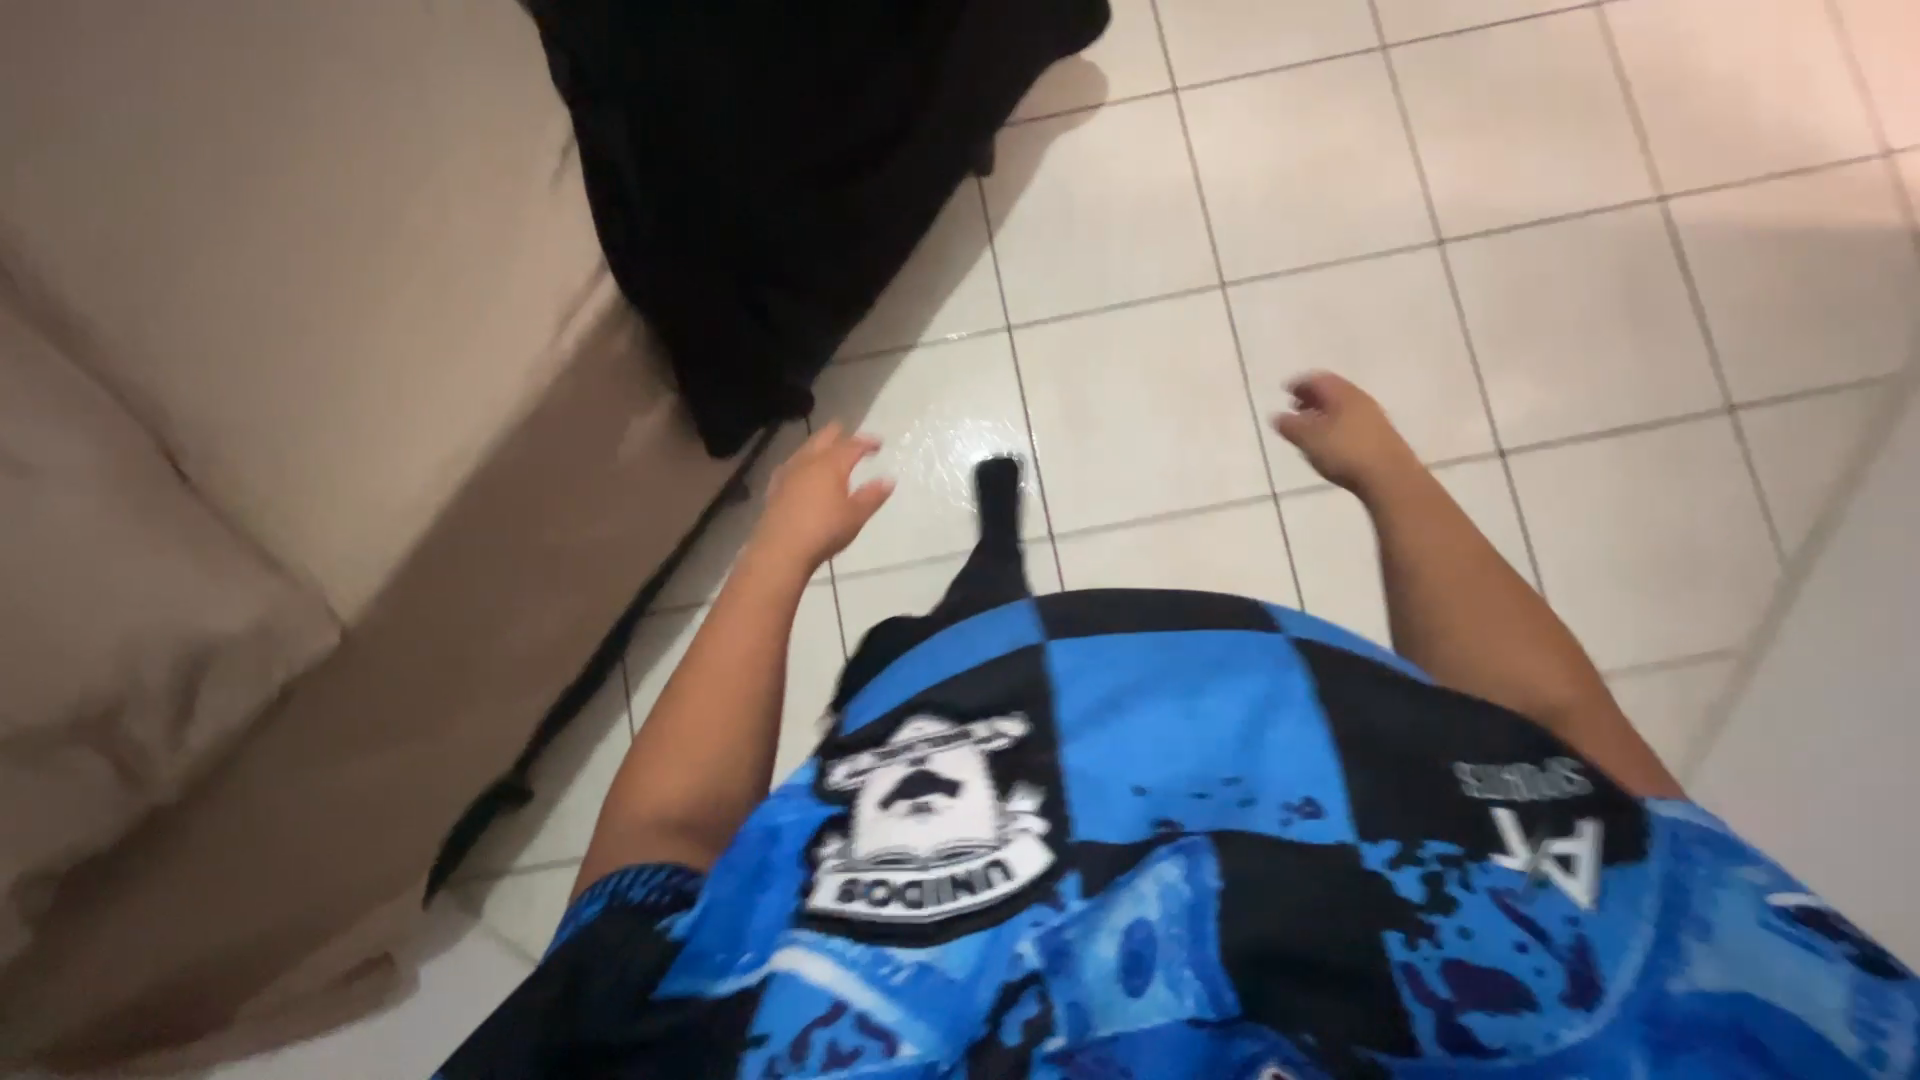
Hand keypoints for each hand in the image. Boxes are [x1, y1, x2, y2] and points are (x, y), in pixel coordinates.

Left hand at [745, 422, 894, 574]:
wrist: (781, 549)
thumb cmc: (825, 530)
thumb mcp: (856, 515)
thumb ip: (872, 495)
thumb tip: (889, 479)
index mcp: (831, 465)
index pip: (852, 445)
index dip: (867, 442)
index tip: (878, 443)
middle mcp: (808, 462)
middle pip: (824, 438)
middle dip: (838, 434)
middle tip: (848, 434)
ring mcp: (788, 473)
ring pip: (805, 449)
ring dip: (818, 446)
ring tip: (825, 450)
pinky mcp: (774, 488)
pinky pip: (790, 466)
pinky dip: (801, 463)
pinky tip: (799, 471)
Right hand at [1270, 372, 1422, 495]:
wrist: (1389, 477)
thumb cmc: (1344, 452)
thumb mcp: (1309, 439)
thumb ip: (1290, 426)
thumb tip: (1277, 416)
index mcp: (1342, 394)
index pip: (1318, 379)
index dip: (1300, 383)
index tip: (1285, 390)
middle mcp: (1360, 400)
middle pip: (1333, 391)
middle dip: (1312, 397)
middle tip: (1295, 406)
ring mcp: (1374, 417)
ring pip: (1344, 407)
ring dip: (1324, 412)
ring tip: (1309, 426)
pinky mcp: (1380, 436)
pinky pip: (1353, 421)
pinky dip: (1336, 424)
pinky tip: (1330, 441)